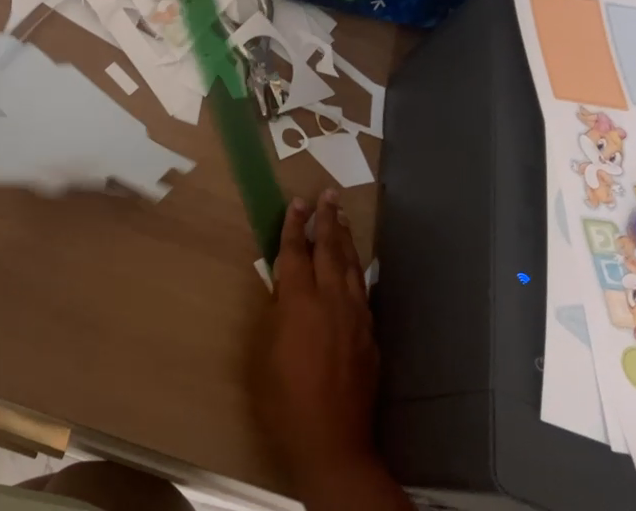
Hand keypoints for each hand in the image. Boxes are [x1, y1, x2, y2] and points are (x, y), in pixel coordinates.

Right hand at [255, 191, 384, 495]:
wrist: (332, 441)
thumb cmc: (284, 398)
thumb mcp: (265, 350)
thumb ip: (277, 312)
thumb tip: (284, 289)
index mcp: (299, 303)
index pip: (296, 253)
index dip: (293, 226)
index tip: (295, 202)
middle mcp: (332, 302)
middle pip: (330, 251)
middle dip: (326, 221)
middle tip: (327, 195)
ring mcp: (356, 319)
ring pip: (352, 268)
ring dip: (345, 240)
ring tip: (342, 217)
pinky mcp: (370, 338)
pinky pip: (363, 293)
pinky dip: (357, 271)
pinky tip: (356, 268)